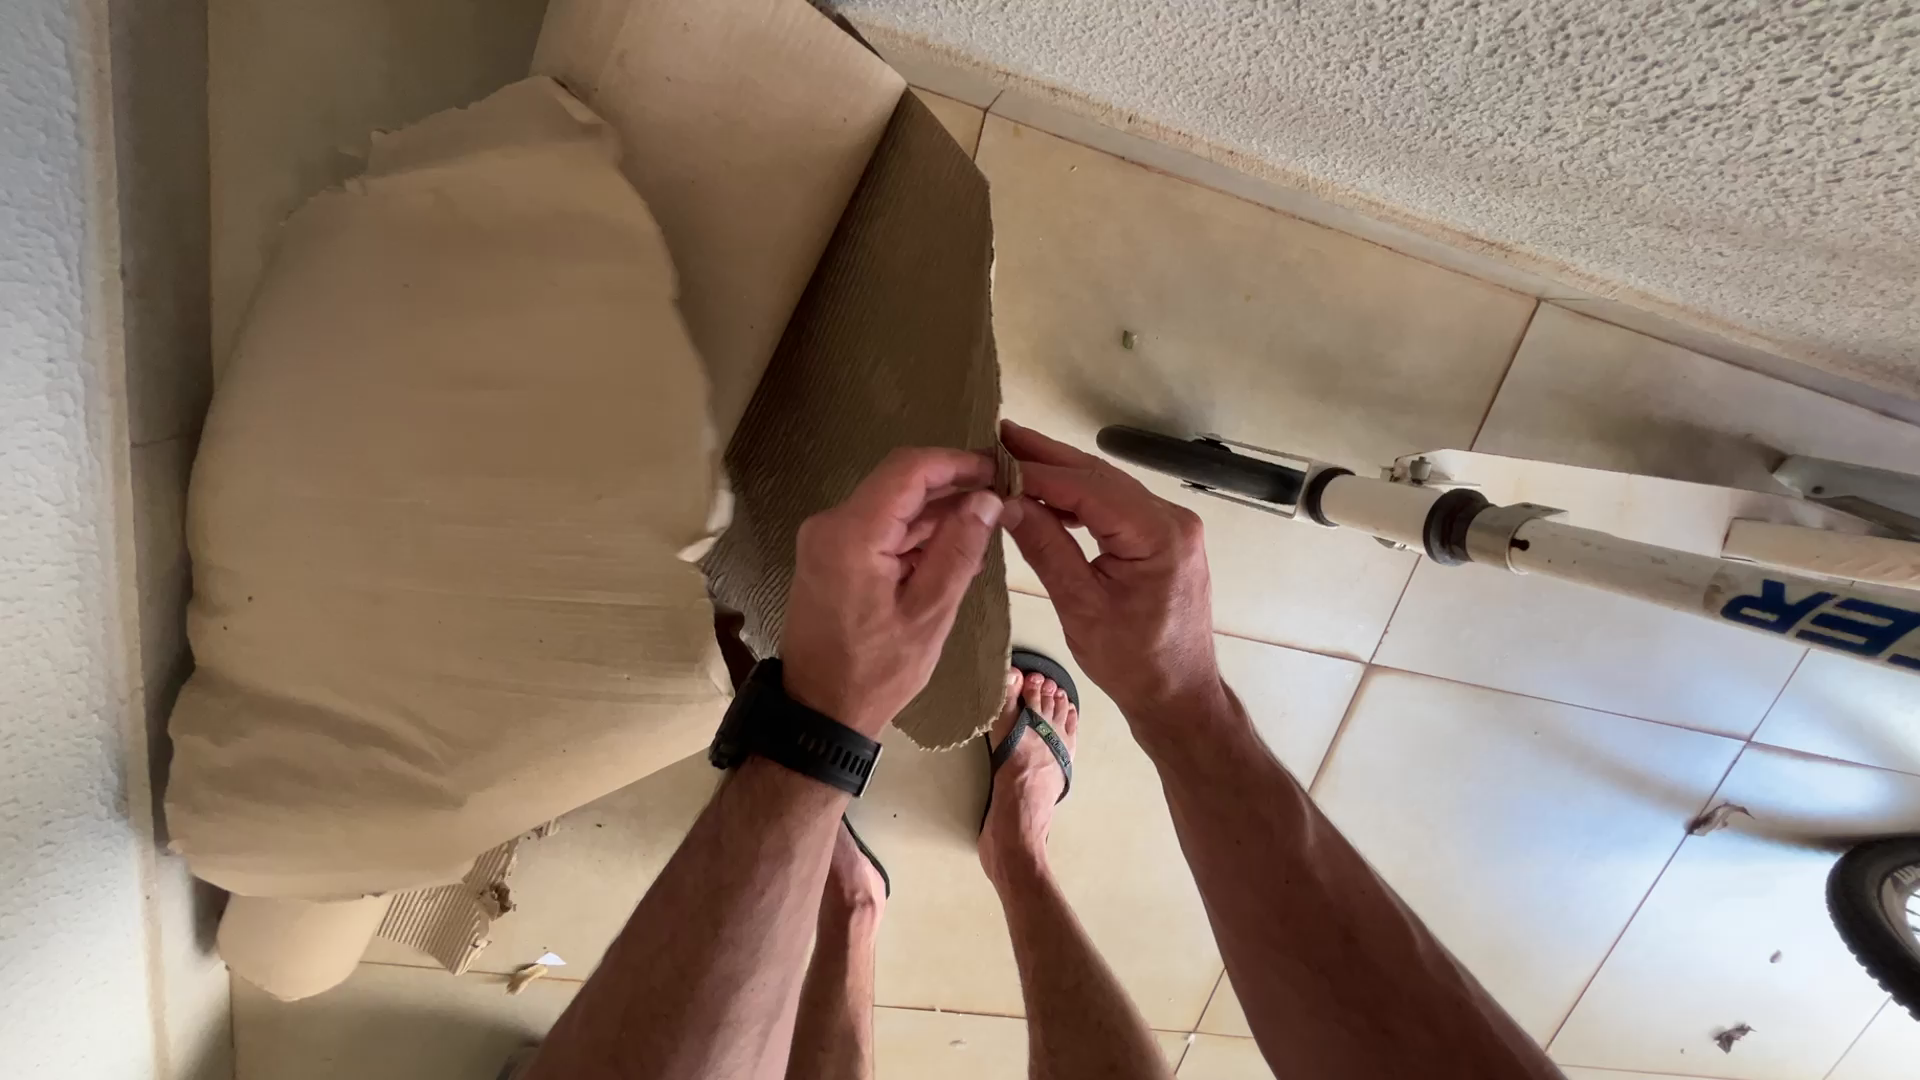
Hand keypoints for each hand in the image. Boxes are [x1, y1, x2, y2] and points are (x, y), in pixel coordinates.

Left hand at [781, 448, 1004, 737]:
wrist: (818, 711)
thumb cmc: (877, 671)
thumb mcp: (929, 613)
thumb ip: (958, 550)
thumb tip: (985, 499)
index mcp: (852, 534)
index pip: (908, 470)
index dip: (956, 462)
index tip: (995, 470)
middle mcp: (831, 524)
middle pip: (899, 485)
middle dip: (951, 489)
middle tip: (998, 500)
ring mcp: (827, 540)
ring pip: (891, 508)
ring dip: (935, 516)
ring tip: (985, 531)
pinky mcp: (831, 557)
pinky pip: (879, 531)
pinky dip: (914, 537)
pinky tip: (952, 553)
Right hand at [999, 420, 1224, 729]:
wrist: (1178, 694)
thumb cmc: (1131, 662)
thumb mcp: (1080, 607)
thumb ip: (1046, 547)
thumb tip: (1005, 502)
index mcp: (1157, 535)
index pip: (1087, 488)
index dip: (1037, 474)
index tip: (992, 463)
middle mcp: (1171, 518)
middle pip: (1099, 476)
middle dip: (1048, 456)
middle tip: (1001, 434)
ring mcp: (1171, 525)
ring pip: (1107, 486)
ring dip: (1061, 472)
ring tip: (1014, 456)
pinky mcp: (1163, 536)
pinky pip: (1115, 505)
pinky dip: (1079, 497)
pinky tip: (1048, 495)